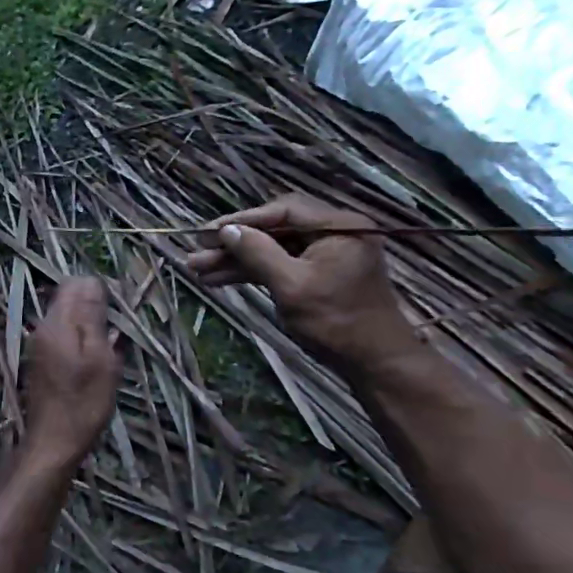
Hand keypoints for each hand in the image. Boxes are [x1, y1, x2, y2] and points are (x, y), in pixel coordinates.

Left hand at [23, 277, 120, 467]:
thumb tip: (92, 280)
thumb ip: (93, 316)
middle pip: (70, 300)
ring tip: (112, 350)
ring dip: (92, 328)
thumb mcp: (99, 356)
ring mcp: (40, 347)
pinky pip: (65, 340)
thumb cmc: (83, 402)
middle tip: (119, 334)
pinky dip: (83, 344)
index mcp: (56, 323)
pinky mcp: (42, 363)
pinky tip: (98, 364)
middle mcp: (42, 329)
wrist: (54, 443)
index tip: (121, 311)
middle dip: (97, 309)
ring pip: (69, 321)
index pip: (75, 284)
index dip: (101, 290)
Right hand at [183, 195, 417, 374]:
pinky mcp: (322, 275)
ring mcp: (329, 254)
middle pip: (276, 229)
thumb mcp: (291, 286)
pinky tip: (223, 279)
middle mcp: (336, 232)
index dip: (243, 220)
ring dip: (240, 260)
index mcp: (338, 225)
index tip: (209, 232)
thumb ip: (259, 254)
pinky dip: (257, 273)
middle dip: (236, 244)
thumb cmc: (336, 322)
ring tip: (200, 271)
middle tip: (198, 254)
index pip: (283, 210)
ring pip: (276, 250)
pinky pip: (284, 265)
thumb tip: (227, 231)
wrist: (375, 362)